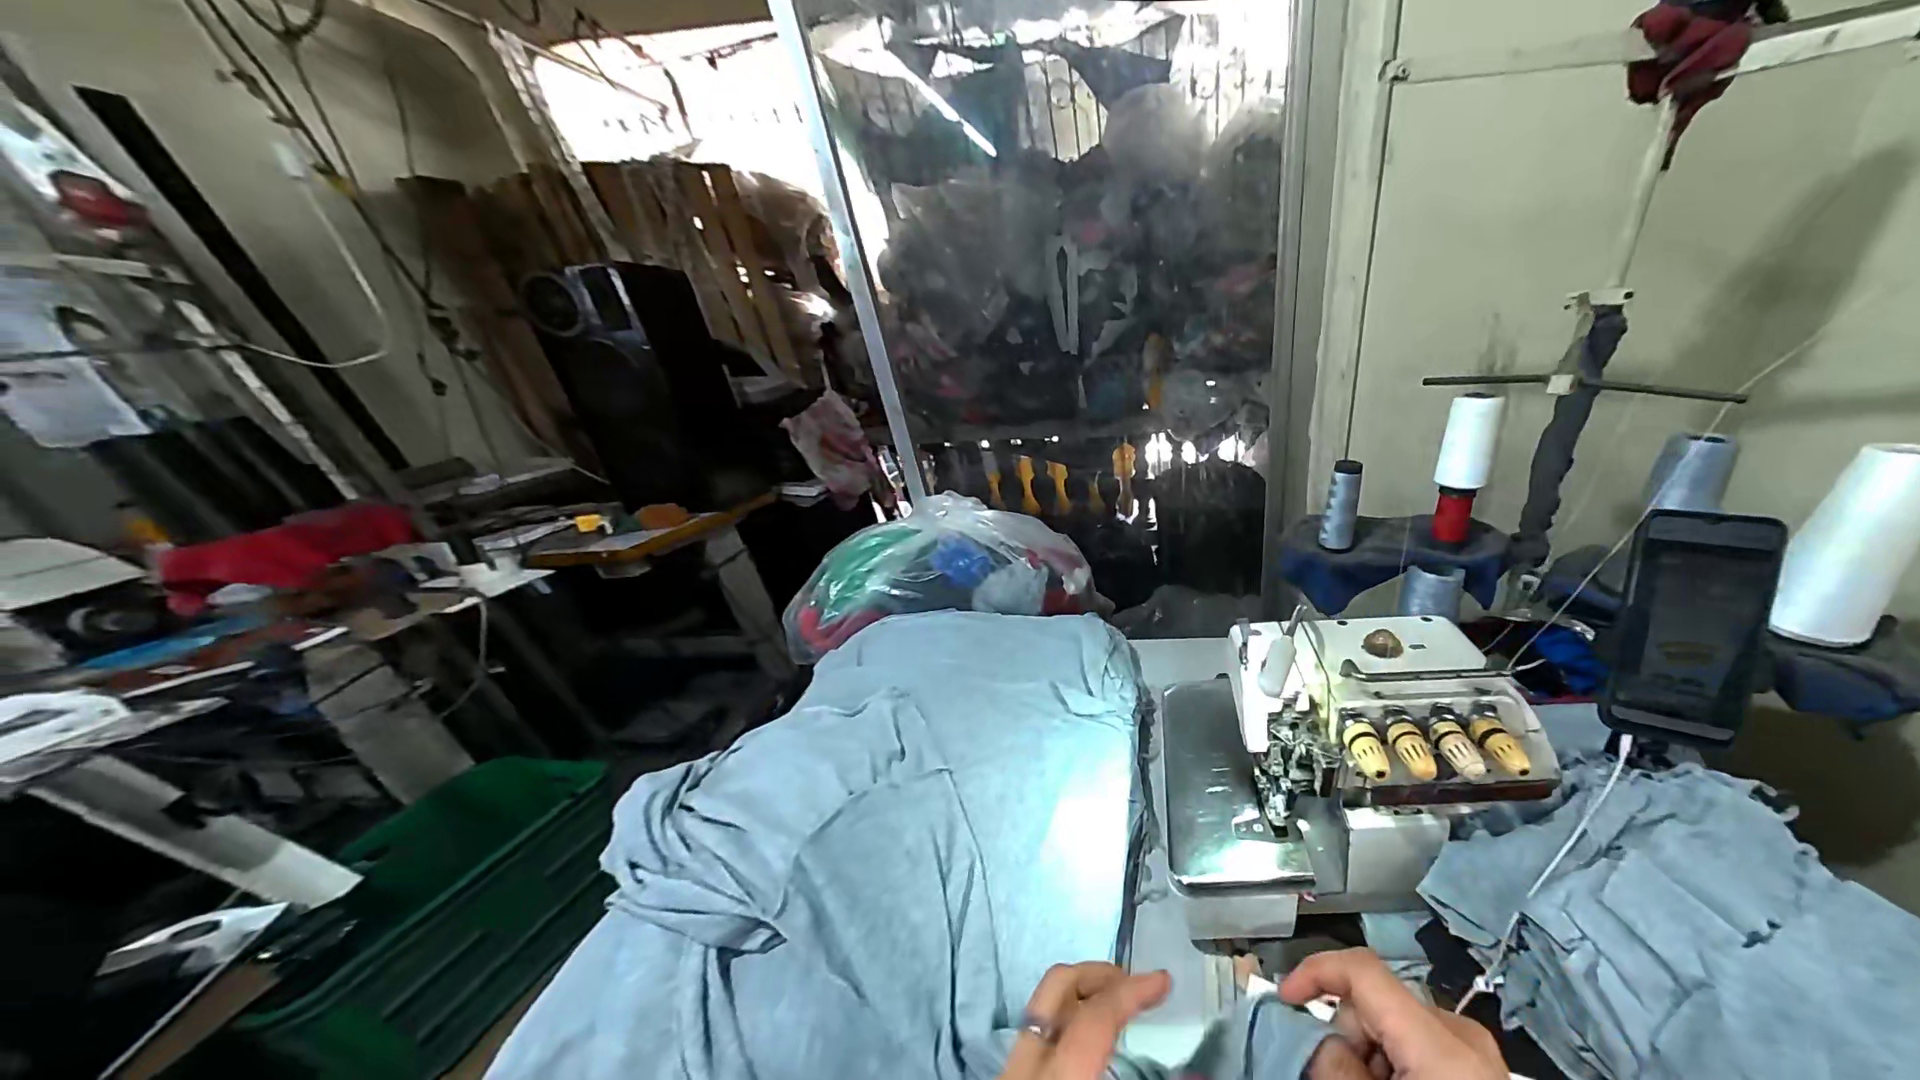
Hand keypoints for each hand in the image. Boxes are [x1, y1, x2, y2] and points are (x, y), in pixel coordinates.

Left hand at [995, 962, 1169, 1079]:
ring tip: (1116, 1004)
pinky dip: (1065, 1021)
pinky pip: (1037, 1031)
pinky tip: (1088, 1038)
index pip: (1093, 1016)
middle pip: (1055, 988)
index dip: (1131, 992)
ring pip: (1041, 1006)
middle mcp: (1022, 1064)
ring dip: (1080, 995)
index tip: (1162, 979)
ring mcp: (1008, 1069)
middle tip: (1134, 983)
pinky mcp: (1008, 1074)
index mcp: (1057, 1077)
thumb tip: (1195, 1076)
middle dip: (1097, 974)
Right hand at [1282, 948, 1507, 1079]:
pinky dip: (1395, 1068)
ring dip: (1371, 1056)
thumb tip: (1324, 1043)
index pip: (1362, 971)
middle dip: (1346, 1036)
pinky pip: (1419, 1048)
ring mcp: (1480, 1059)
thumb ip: (1337, 1068)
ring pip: (1394, 1026)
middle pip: (1375, 1002)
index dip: (1314, 972)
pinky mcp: (1484, 1076)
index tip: (1285, 1000)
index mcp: (1442, 1045)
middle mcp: (1465, 1039)